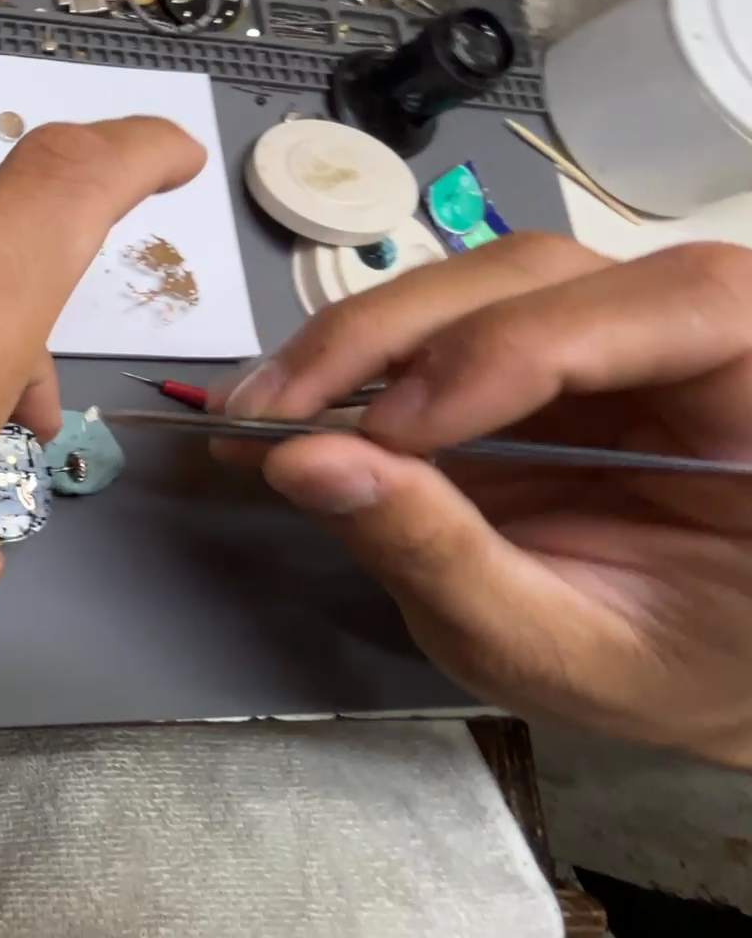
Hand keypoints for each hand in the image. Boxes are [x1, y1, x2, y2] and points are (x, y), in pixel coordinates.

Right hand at [216, 233, 751, 766]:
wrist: (679, 662)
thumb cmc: (656, 671)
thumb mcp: (543, 646)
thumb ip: (433, 555)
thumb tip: (298, 460)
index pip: (681, 308)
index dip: (518, 347)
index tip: (390, 434)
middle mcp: (696, 347)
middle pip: (528, 275)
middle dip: (377, 340)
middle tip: (264, 413)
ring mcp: (596, 339)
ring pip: (457, 286)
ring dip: (337, 348)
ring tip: (250, 415)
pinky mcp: (515, 353)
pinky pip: (415, 329)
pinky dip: (330, 367)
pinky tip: (270, 411)